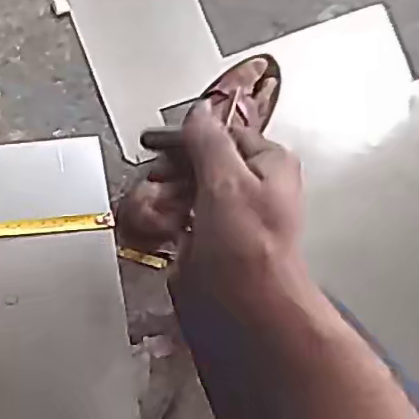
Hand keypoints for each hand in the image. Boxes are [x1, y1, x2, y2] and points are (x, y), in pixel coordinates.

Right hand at [127, 100, 307, 303]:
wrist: (243, 306)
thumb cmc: (249, 250)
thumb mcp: (229, 182)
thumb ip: (209, 142)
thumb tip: (198, 112)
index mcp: (262, 163)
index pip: (216, 135)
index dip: (187, 146)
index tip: (165, 159)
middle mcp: (240, 186)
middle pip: (186, 164)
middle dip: (166, 182)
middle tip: (165, 198)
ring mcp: (216, 214)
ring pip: (170, 192)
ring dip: (156, 206)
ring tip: (163, 225)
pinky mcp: (195, 240)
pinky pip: (165, 219)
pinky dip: (156, 226)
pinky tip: (161, 237)